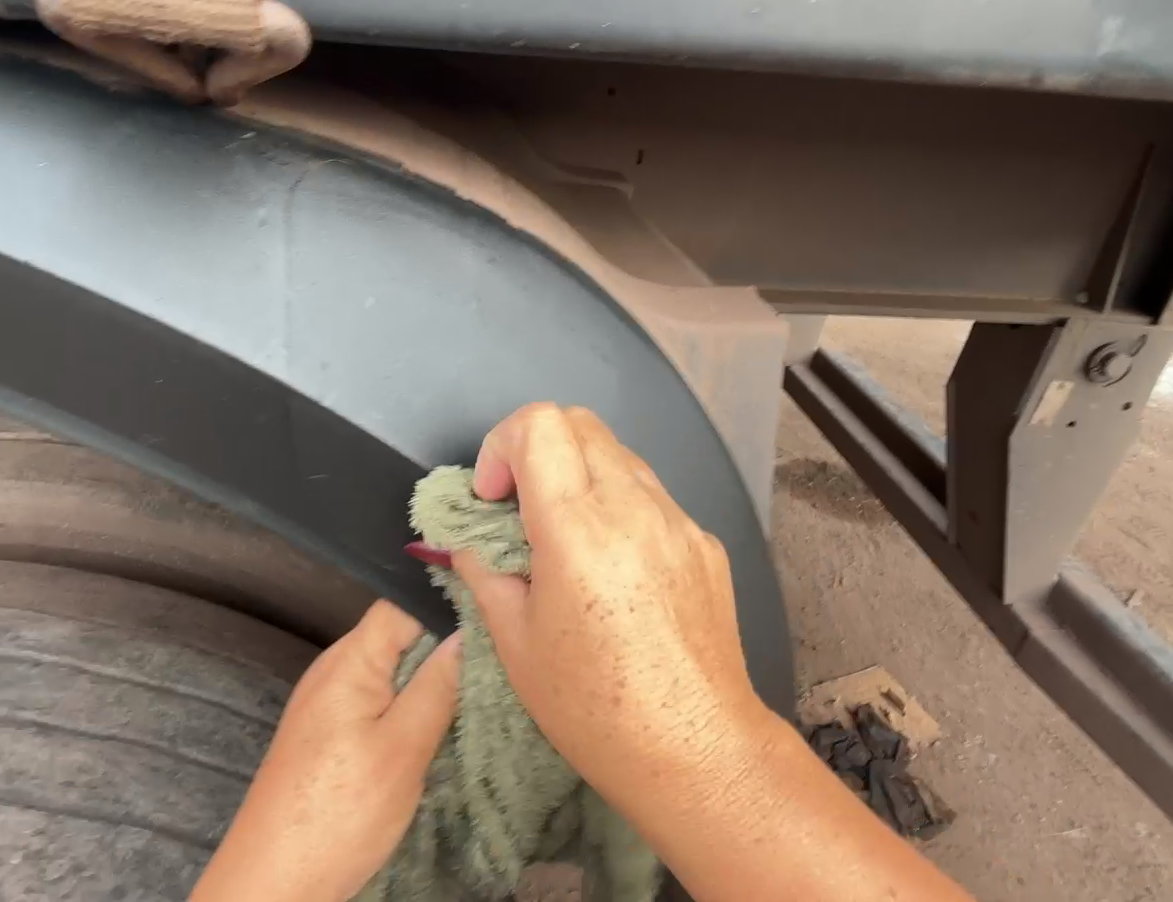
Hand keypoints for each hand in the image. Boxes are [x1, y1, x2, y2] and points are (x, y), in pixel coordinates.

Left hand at [189, 600, 460, 901]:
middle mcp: (334, 669)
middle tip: (491, 662)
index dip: (442, 603)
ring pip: (389, 670)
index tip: (489, 618)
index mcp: (349, 660)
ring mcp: (327, 702)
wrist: (272, 885)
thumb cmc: (338, 812)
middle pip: (396, 635)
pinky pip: (375, 699)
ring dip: (426, 680)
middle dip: (440, 646)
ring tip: (470, 694)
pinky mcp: (327, 732)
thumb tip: (466, 632)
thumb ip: (437, 687)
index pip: (400, 604)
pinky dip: (406, 705)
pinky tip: (432, 727)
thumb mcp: (403, 748)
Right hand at [451, 404, 777, 817]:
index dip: (501, 445)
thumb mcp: (515, 643)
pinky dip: (617, 504)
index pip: (539, 424)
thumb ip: (485, 571)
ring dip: (578, 472)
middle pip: (579, 421)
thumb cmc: (594, 707)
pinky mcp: (703, 539)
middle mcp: (633, 507)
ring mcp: (677, 520)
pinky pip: (651, 494)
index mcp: (578, 529)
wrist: (696, 751)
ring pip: (617, 452)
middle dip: (535, 447)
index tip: (494, 496)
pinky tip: (614, 566)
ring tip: (566, 535)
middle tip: (520, 506)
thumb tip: (470, 541)